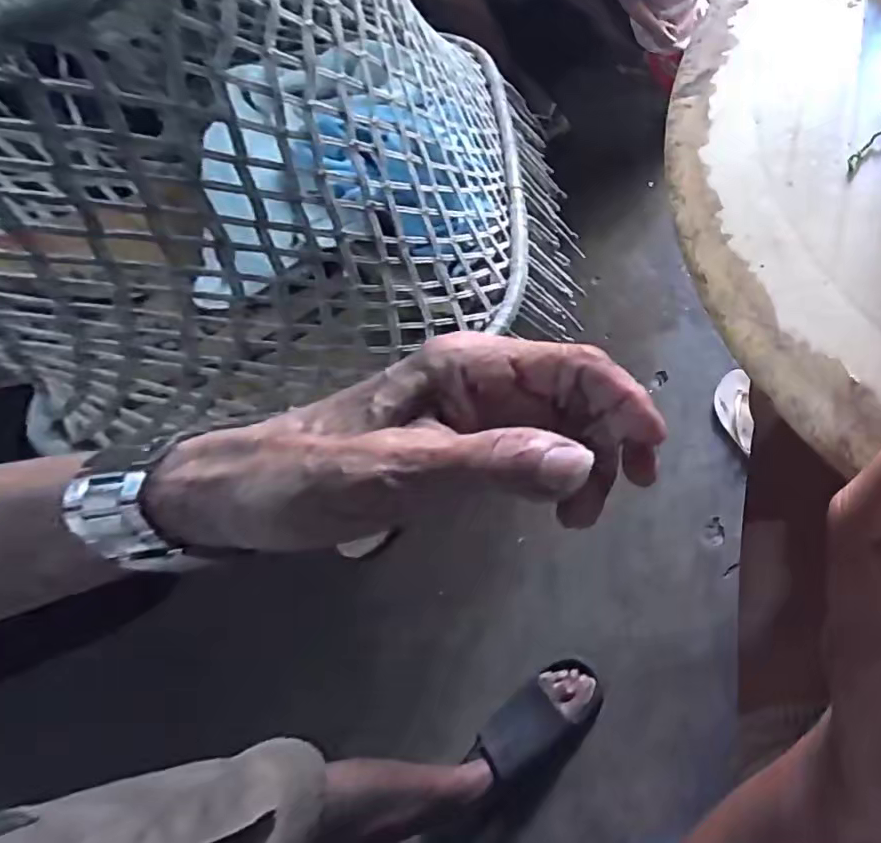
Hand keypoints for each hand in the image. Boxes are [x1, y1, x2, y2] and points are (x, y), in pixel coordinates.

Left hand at [140, 333, 667, 550]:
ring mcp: (494, 410)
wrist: (229, 500)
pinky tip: (563, 507)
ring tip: (581, 515)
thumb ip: (489, 462)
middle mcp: (495, 380)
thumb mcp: (392, 472)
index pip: (575, 367)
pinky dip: (571, 477)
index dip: (623, 398)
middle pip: (586, 395)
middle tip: (631, 486)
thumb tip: (582, 462)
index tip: (650, 443)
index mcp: (475, 364)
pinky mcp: (487, 441)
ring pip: (577, 425)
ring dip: (596, 464)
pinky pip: (552, 451)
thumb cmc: (300, 475)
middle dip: (616, 436)